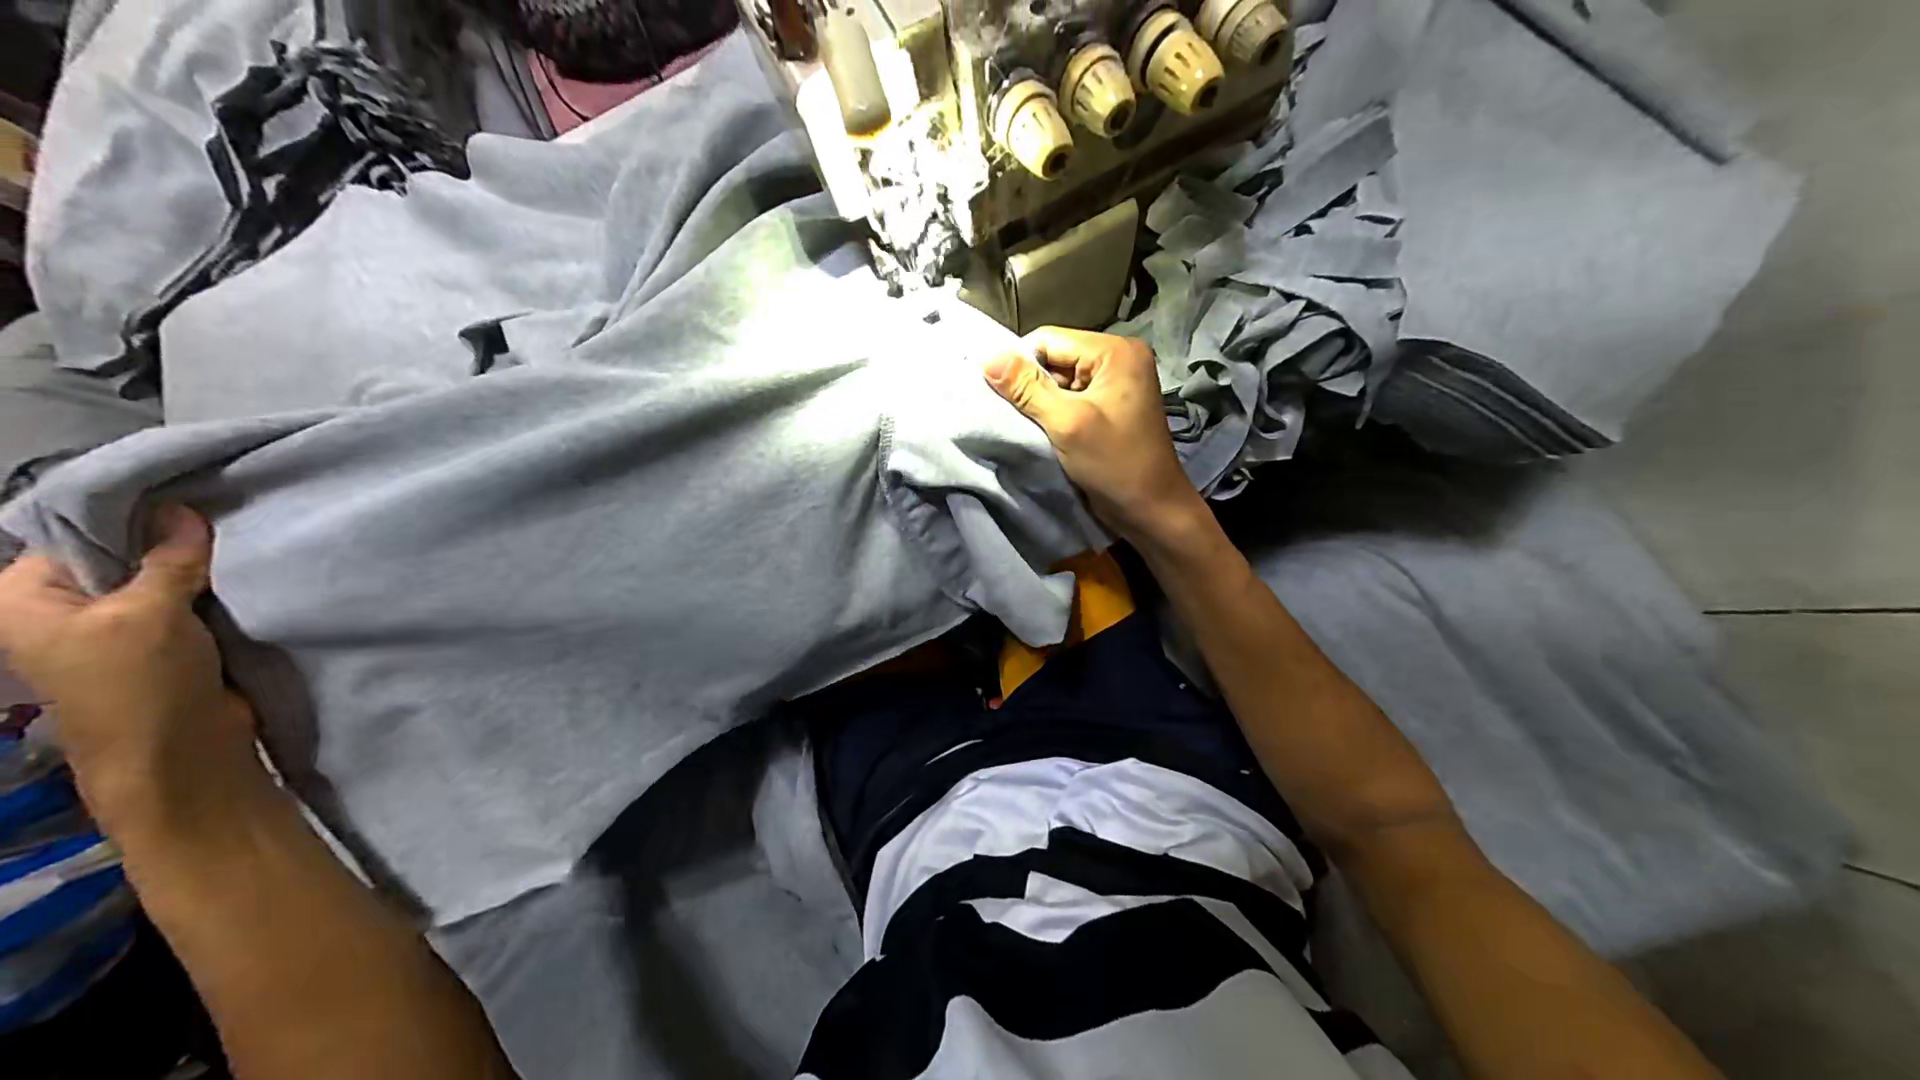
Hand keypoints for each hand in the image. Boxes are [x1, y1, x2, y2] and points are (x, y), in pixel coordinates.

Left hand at [0, 505, 265, 837]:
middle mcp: (61, 607)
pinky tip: (236, 572)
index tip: (184, 494)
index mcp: (25, 597)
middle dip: (166, 538)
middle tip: (218, 512)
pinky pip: (181, 599)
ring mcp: (113, 625)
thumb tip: (183, 510)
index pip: (71, 533)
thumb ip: (167, 559)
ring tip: (233, 539)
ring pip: (155, 576)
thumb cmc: (139, 681)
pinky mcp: (159, 640)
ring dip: (193, 565)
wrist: (179, 749)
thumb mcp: (148, 613)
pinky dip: (208, 588)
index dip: (127, 513)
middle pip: (116, 553)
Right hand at [984, 327, 1208, 543]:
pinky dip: (1053, 413)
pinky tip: (1042, 431)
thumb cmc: (1115, 464)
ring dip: (1040, 402)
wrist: (1152, 510)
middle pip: (1055, 358)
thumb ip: (1027, 389)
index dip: (1020, 363)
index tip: (998, 393)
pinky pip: (1070, 399)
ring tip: (1027, 425)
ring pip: (1059, 381)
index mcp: (1115, 352)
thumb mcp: (1067, 423)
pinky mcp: (1109, 408)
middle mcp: (1118, 359)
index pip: (1050, 340)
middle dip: (1031, 384)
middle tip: (1011, 413)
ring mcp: (1115, 384)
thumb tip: (988, 359)